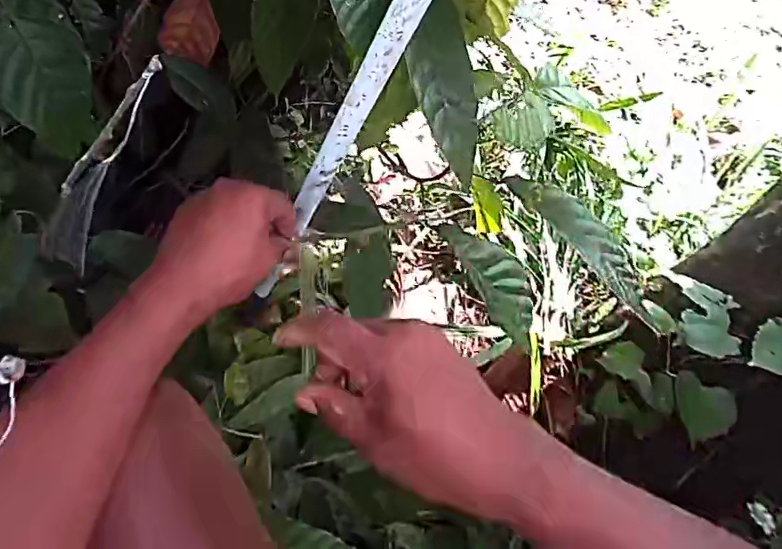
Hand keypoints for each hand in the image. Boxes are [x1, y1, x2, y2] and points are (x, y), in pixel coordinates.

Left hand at [138, 178, 294, 322]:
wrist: (178, 284)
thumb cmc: (229, 270)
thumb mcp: (266, 261)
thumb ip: (280, 245)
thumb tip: (280, 241)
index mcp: (254, 195)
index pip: (282, 204)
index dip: (289, 224)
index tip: (288, 241)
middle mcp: (229, 188)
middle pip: (255, 199)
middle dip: (263, 218)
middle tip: (265, 242)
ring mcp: (204, 196)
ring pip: (231, 204)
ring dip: (238, 219)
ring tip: (236, 245)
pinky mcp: (185, 209)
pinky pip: (210, 212)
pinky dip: (216, 223)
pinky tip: (213, 246)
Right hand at [275, 310, 549, 527]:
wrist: (502, 456)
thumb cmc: (434, 455)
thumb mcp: (375, 440)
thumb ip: (336, 408)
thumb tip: (305, 390)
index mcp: (383, 353)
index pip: (329, 326)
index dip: (300, 328)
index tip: (279, 338)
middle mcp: (403, 331)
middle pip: (352, 330)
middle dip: (331, 356)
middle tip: (327, 394)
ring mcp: (425, 334)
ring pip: (373, 336)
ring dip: (356, 359)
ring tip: (360, 401)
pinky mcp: (440, 343)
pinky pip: (396, 341)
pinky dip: (379, 359)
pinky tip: (387, 394)